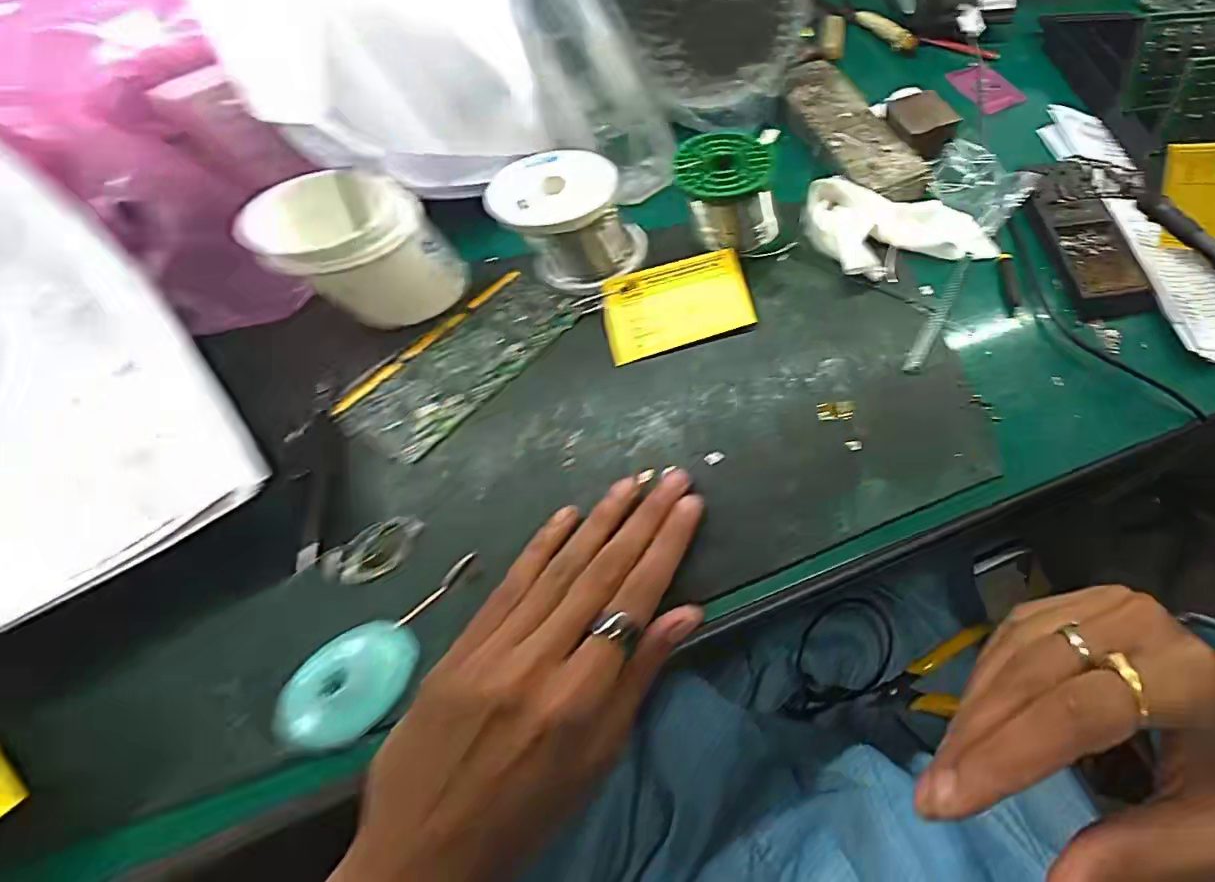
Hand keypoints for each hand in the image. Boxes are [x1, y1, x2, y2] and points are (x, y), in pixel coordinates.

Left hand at [331, 470, 705, 881]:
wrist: (418, 857)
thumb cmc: (532, 808)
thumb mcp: (602, 754)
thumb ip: (642, 675)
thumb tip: (689, 612)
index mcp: (580, 693)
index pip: (635, 599)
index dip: (667, 546)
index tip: (690, 505)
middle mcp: (537, 661)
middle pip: (600, 573)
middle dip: (643, 518)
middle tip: (670, 477)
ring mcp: (491, 653)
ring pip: (557, 570)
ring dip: (599, 520)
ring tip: (630, 483)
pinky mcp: (457, 652)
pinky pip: (507, 589)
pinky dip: (539, 547)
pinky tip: (566, 516)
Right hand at [918, 587, 1214, 881]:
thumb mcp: (1208, 836)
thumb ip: (1135, 856)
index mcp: (1182, 676)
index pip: (1080, 709)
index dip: (1010, 754)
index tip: (950, 801)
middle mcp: (1139, 621)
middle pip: (1039, 670)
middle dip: (978, 732)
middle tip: (933, 791)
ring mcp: (1109, 600)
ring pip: (1021, 643)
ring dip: (975, 702)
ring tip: (946, 761)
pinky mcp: (1087, 597)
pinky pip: (1021, 625)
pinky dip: (988, 669)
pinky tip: (972, 712)